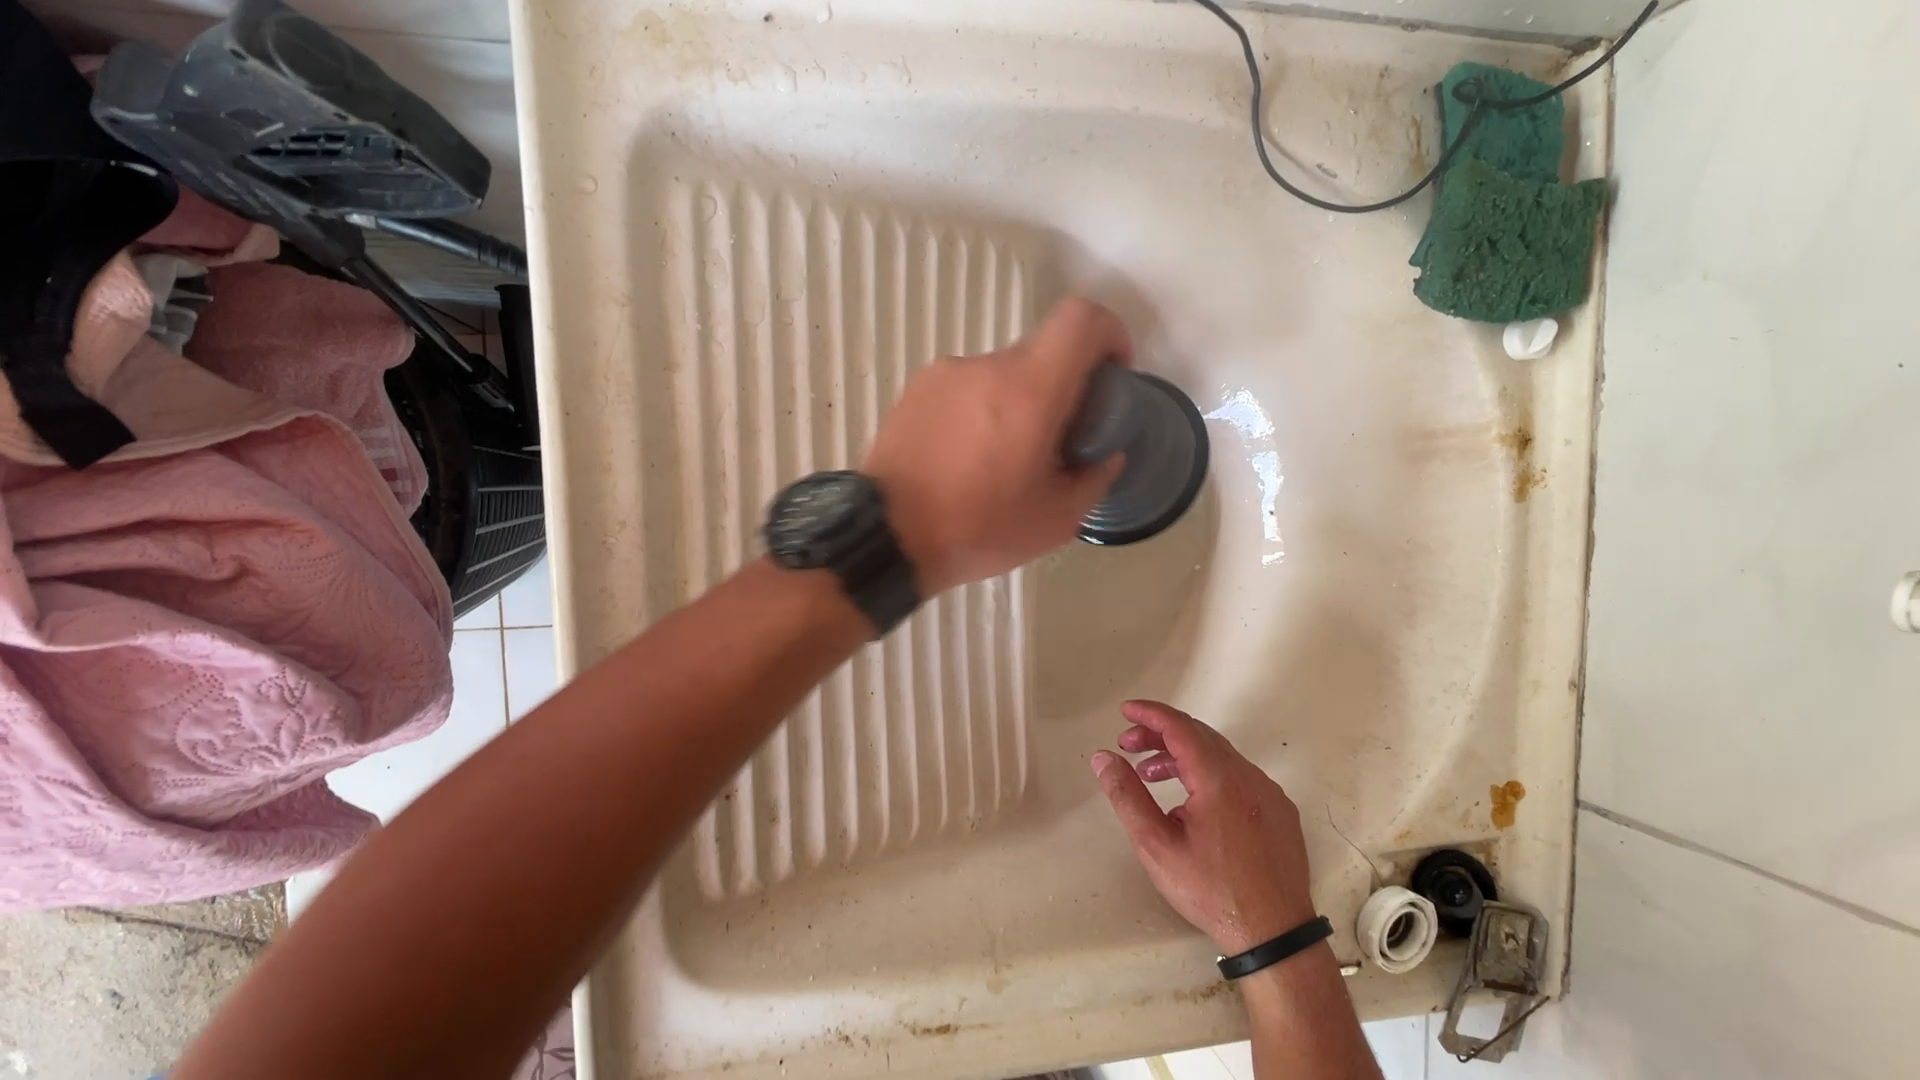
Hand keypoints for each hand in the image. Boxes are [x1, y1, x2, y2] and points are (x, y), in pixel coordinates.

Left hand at [862, 297, 1128, 594]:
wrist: (885, 537)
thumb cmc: (978, 530)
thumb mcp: (1056, 521)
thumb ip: (1094, 478)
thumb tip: (1105, 455)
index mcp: (1029, 391)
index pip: (1082, 319)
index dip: (1110, 334)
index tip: (1111, 377)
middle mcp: (986, 367)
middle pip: (1043, 350)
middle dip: (1063, 384)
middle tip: (1058, 438)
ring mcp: (945, 374)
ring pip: (1002, 372)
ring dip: (1018, 401)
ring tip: (1004, 458)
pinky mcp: (915, 389)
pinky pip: (967, 386)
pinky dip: (981, 409)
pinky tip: (967, 457)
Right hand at [1091, 700, 1316, 954]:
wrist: (1275, 933)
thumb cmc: (1210, 891)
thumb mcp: (1157, 846)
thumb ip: (1127, 796)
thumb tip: (1104, 757)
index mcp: (1219, 779)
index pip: (1180, 727)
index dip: (1150, 714)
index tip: (1126, 711)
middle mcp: (1249, 776)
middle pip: (1201, 736)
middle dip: (1161, 734)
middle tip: (1129, 745)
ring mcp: (1270, 793)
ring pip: (1221, 756)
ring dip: (1183, 755)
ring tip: (1151, 774)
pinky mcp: (1281, 811)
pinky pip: (1240, 777)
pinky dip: (1209, 774)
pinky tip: (1192, 803)